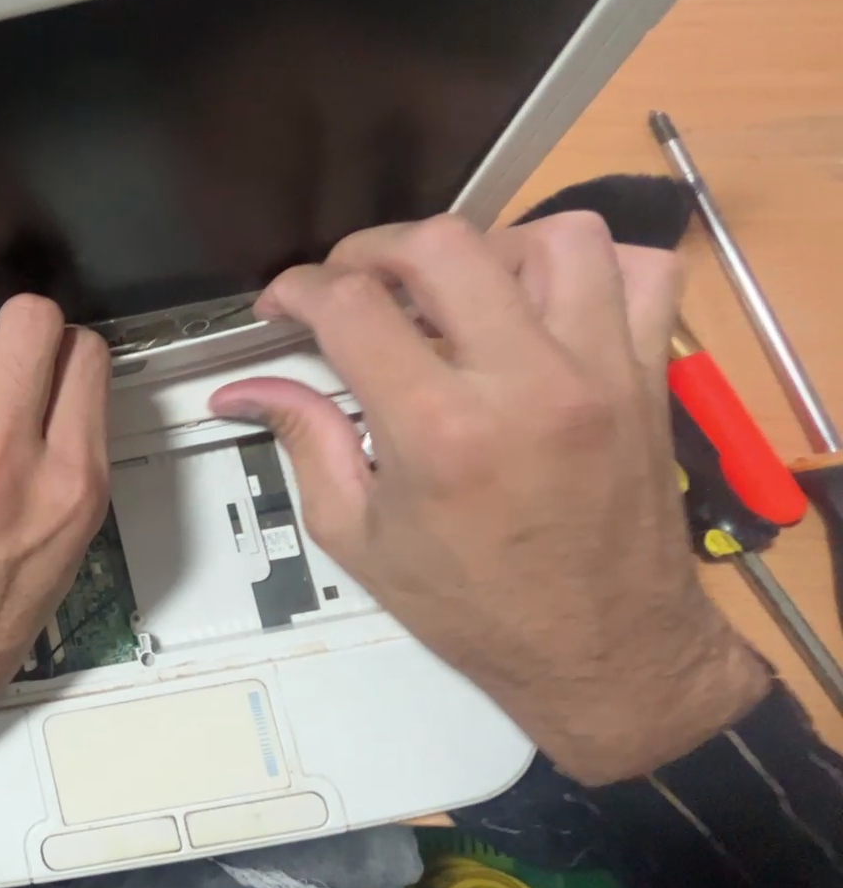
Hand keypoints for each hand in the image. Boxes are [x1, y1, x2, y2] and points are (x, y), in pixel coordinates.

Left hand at [0, 297, 112, 806]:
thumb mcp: (66, 541)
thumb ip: (68, 455)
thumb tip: (55, 388)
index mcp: (69, 482)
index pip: (87, 354)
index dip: (68, 351)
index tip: (52, 366)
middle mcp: (3, 457)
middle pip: (28, 317)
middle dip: (22, 324)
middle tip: (6, 356)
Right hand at [212, 213, 768, 784]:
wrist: (601, 651)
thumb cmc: (463, 601)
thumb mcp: (351, 529)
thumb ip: (301, 437)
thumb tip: (240, 390)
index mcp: (436, 429)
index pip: (352, 307)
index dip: (298, 288)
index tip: (279, 305)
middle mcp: (525, 381)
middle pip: (442, 246)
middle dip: (369, 250)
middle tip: (345, 286)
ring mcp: (602, 369)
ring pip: (549, 236)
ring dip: (475, 248)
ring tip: (439, 289)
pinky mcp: (647, 375)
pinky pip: (636, 270)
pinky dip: (577, 263)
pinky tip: (528, 300)